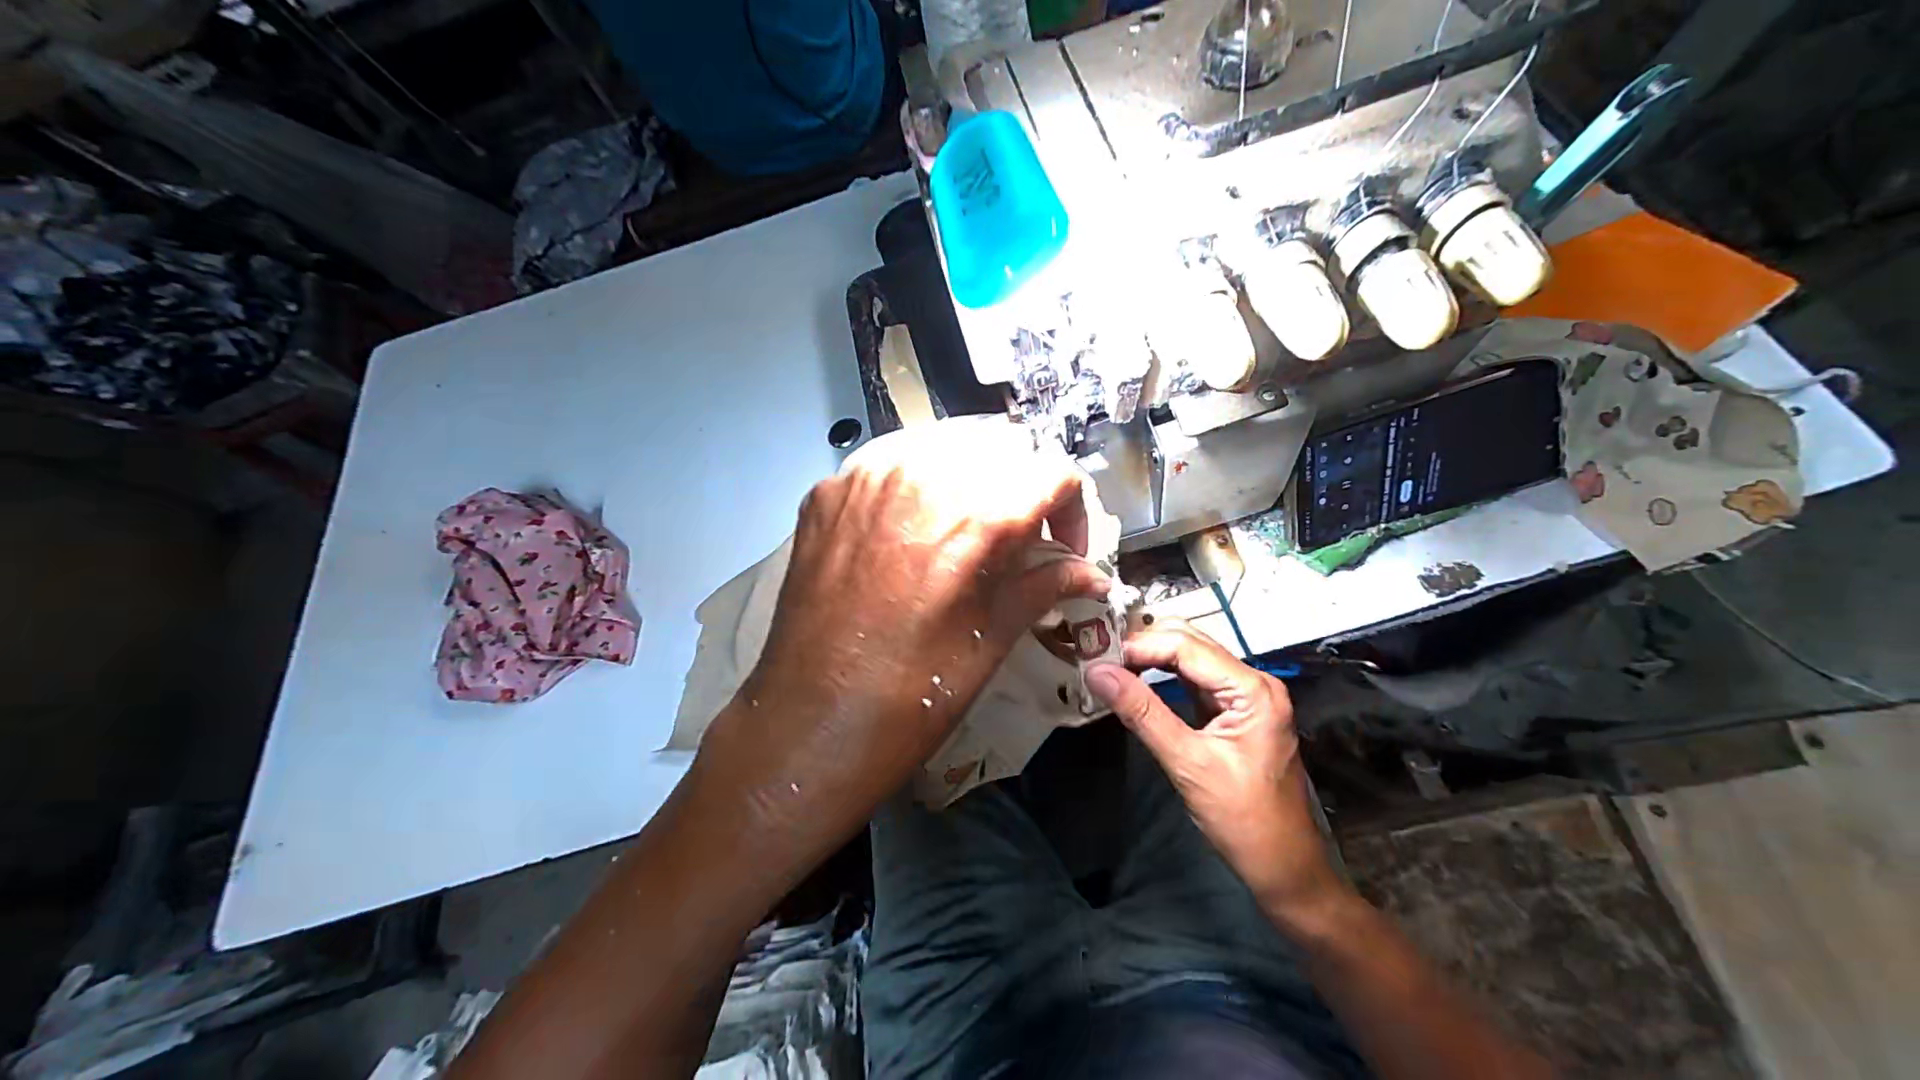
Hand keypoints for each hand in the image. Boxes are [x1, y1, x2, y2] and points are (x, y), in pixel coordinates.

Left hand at [691, 422, 1109, 869]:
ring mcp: (865, 477)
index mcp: (977, 517)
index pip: (1050, 473)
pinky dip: (913, 484)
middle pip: (998, 446)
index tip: (1060, 548)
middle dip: (1019, 486)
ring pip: (940, 444)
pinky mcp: (826, 492)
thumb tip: (1089, 575)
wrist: (809, 720)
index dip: (1071, 510)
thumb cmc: (911, 694)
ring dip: (967, 476)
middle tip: (1014, 536)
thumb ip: (1043, 587)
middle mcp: (922, 477)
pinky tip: (909, 527)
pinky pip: (887, 462)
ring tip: (963, 526)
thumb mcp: (990, 640)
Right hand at [1085, 623, 1352, 933]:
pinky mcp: (1232, 711)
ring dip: (1150, 658)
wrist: (1284, 866)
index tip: (1097, 655)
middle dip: (1143, 645)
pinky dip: (1161, 676)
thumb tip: (1097, 673)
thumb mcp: (1187, 764)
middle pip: (1190, 643)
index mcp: (1253, 689)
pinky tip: (1134, 680)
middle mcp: (1252, 682)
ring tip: (1109, 666)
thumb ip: (1142, 713)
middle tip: (1099, 657)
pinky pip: (1192, 679)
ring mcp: (1244, 696)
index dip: (1140, 646)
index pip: (1187, 647)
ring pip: (1189, 657)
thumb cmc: (1244, 819)